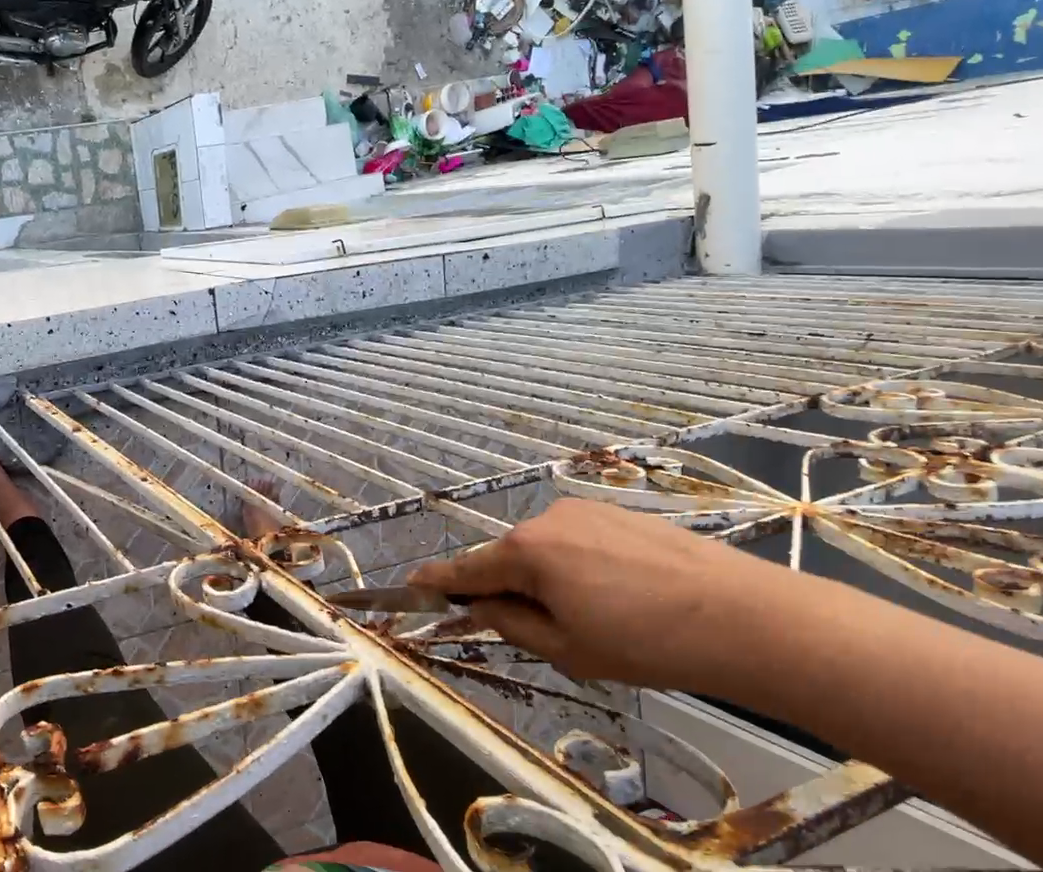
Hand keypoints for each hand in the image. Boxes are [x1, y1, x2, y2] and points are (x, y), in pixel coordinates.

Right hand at [407, 498, 795, 690]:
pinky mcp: (621, 512)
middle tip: (539, 632)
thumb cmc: (647, 643)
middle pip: (507, 558)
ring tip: (597, 619)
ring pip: (545, 550)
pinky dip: (580, 566)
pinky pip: (579, 541)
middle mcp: (546, 519)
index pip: (465, 569)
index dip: (436, 582)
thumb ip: (511, 625)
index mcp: (526, 552)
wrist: (750, 619)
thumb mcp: (568, 650)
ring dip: (548, 578)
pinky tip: (623, 596)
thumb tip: (482, 608)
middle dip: (508, 589)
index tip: (410, 585)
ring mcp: (586, 511)